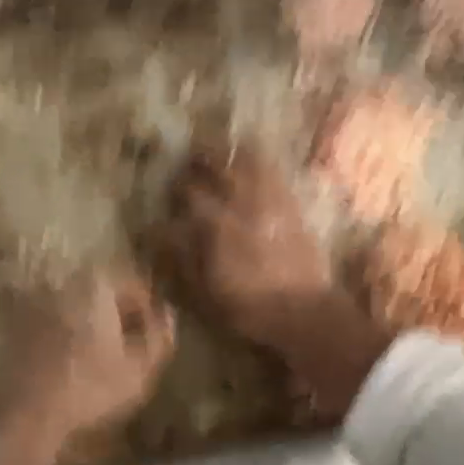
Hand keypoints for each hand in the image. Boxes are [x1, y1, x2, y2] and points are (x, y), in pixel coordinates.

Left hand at [0, 272, 176, 447]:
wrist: (28, 413)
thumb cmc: (90, 388)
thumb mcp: (139, 368)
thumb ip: (160, 337)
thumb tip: (167, 314)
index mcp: (95, 284)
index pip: (133, 282)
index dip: (148, 307)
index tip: (154, 331)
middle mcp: (61, 283)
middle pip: (100, 290)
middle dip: (118, 312)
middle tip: (130, 341)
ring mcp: (33, 303)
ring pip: (74, 305)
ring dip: (90, 323)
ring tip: (102, 354)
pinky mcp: (15, 327)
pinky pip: (51, 322)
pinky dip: (65, 333)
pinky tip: (72, 361)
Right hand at [169, 142, 392, 417]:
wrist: (304, 312)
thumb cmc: (248, 309)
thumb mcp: (204, 292)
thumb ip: (182, 258)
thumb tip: (162, 234)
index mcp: (217, 226)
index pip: (186, 197)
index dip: (171, 195)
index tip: (160, 203)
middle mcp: (243, 204)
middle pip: (217, 166)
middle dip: (197, 161)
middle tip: (186, 163)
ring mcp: (270, 200)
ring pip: (248, 159)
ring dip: (230, 152)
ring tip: (219, 152)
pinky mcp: (291, 204)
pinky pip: (273, 171)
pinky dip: (258, 161)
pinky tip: (251, 164)